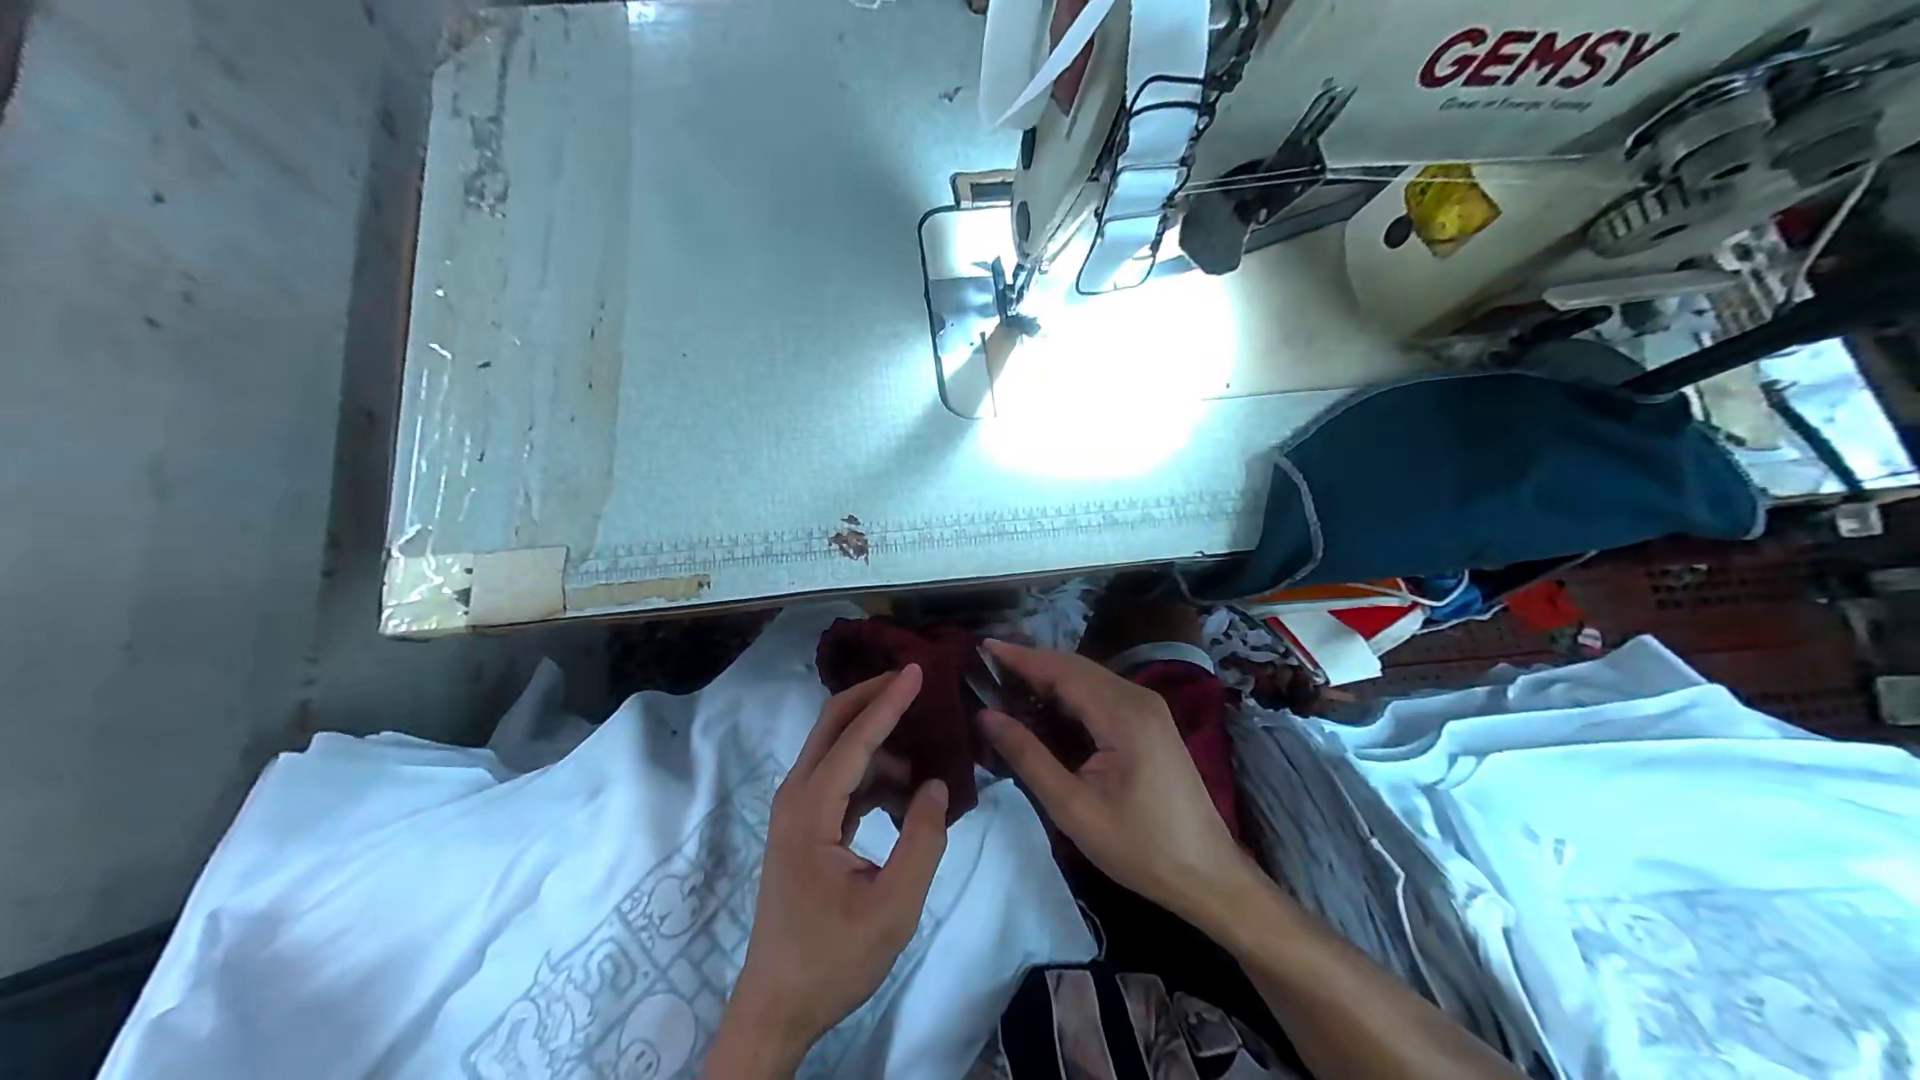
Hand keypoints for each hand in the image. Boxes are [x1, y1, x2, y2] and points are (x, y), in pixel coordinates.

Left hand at [705, 666, 949, 1078]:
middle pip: (833, 725)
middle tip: (917, 680)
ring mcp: (797, 811)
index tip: (919, 670)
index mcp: (810, 809)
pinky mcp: (805, 827)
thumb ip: (922, 840)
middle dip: (873, 696)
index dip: (890, 701)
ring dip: (880, 740)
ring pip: (837, 750)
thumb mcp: (894, 906)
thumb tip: (935, 784)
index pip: (854, 738)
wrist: (780, 1004)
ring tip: (927, 743)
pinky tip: (907, 789)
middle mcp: (796, 796)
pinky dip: (874, 773)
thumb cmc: (834, 957)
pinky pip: (841, 780)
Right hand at [978, 640, 1258, 934]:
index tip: (984, 646)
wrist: (1206, 874)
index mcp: (1124, 715)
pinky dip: (1070, 695)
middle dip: (1032, 663)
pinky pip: (1102, 695)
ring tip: (1007, 683)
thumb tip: (986, 716)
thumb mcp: (1073, 807)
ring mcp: (1149, 709)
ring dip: (1050, 679)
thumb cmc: (1138, 846)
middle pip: (1077, 668)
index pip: (1063, 671)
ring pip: (1090, 679)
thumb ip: (1028, 756)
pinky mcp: (1151, 723)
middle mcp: (1139, 699)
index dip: (1022, 657)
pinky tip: (1045, 707)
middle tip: (988, 665)